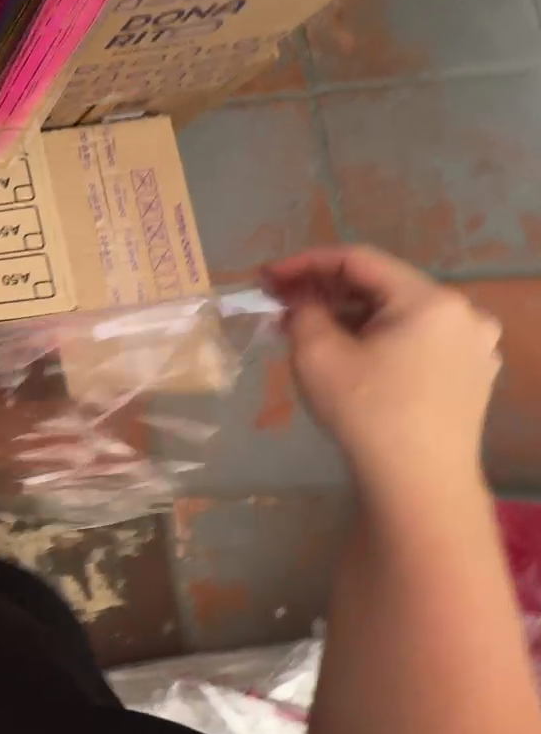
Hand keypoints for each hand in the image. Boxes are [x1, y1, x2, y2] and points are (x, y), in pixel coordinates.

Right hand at [263, 246, 500, 494]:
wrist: (418, 472)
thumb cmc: (364, 405)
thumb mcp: (315, 351)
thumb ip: (304, 311)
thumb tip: (300, 298)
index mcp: (429, 301)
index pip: (358, 261)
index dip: (303, 262)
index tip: (263, 276)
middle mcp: (462, 314)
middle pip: (379, 285)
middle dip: (321, 290)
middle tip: (275, 302)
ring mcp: (471, 344)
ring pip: (394, 313)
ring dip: (343, 313)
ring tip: (298, 329)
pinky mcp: (467, 371)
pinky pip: (411, 337)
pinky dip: (369, 335)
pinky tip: (339, 352)